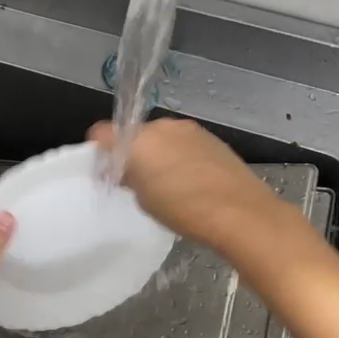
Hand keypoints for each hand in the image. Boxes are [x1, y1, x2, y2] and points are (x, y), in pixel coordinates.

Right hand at [88, 119, 275, 242]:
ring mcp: (189, 129)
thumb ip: (129, 178)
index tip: (107, 171)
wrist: (239, 211)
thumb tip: (128, 172)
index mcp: (136, 140)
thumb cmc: (182, 209)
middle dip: (132, 152)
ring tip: (168, 183)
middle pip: (134, 133)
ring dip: (158, 153)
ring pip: (161, 137)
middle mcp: (161, 126)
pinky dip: (181, 155)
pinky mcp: (211, 137)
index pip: (101, 132)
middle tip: (138, 181)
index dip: (99, 150)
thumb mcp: (142, 199)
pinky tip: (192, 180)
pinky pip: (183, 142)